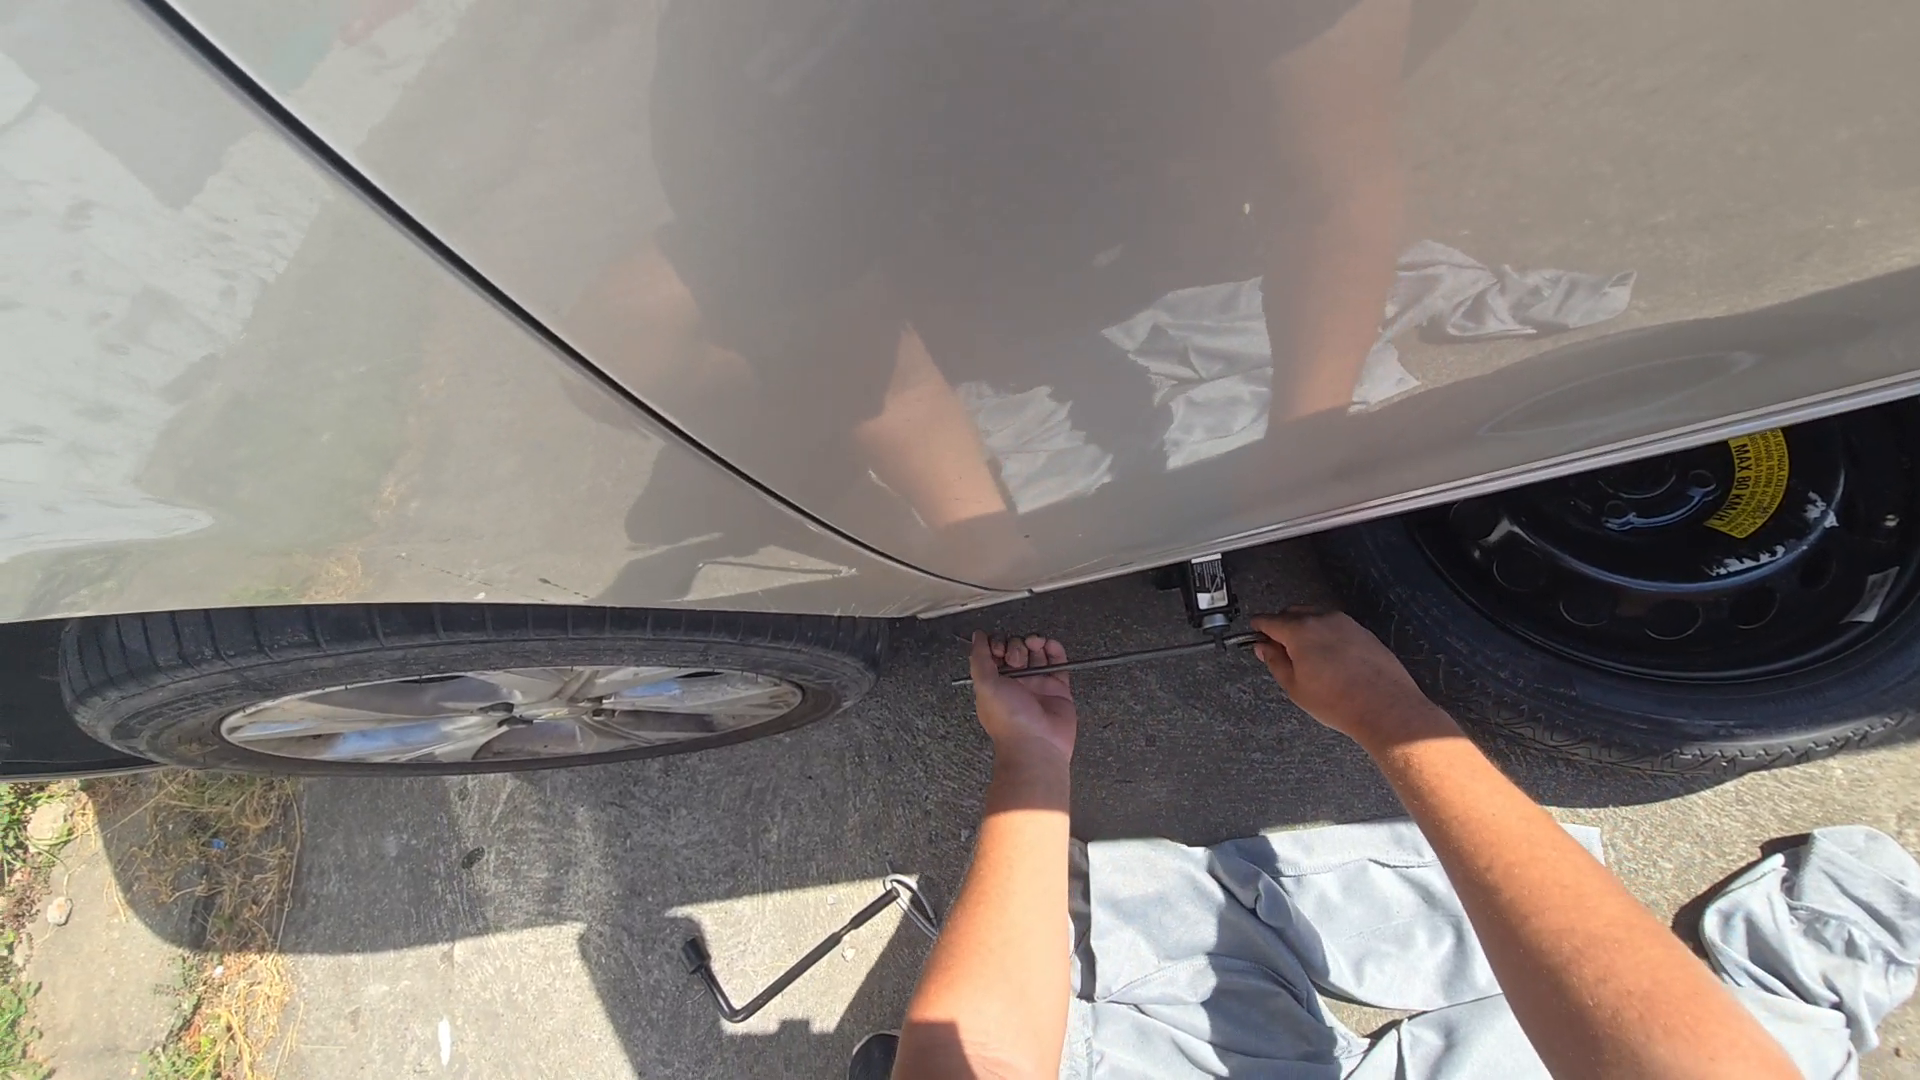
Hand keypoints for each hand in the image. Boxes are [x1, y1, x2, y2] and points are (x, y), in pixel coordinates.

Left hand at [968, 633, 1076, 763]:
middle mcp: (1016, 683)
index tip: (999, 648)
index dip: (997, 645)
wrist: (1037, 745)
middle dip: (1016, 646)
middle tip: (1016, 659)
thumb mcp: (984, 685)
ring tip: (1035, 643)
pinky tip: (1050, 644)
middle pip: (1016, 650)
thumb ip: (979, 658)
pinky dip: (1055, 650)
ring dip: (1035, 642)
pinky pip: (1058, 663)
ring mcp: (1037, 685)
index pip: (995, 653)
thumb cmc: (1009, 722)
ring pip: (1037, 653)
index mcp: (995, 683)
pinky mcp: (1058, 689)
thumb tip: (977, 637)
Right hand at [1250, 608, 1457, 750]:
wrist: (1386, 709)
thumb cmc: (1341, 701)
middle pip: (1292, 613)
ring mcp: (1346, 624)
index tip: (1255, 633)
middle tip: (1278, 649)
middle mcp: (1323, 620)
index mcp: (1300, 630)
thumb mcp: (1294, 686)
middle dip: (1281, 626)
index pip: (1269, 620)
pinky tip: (1329, 660)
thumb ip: (1275, 661)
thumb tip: (1264, 648)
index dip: (1258, 627)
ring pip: (1315, 618)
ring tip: (1306, 658)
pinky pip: (1336, 627)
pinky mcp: (1364, 633)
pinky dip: (1326, 636)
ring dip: (1304, 629)